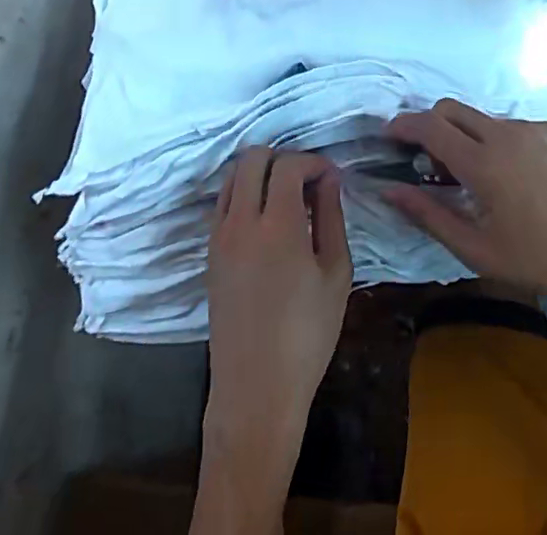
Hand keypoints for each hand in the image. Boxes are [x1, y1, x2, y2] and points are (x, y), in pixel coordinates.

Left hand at [195, 149, 351, 534]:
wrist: (256, 387)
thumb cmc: (308, 333)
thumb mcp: (336, 272)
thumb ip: (331, 217)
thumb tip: (329, 179)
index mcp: (277, 227)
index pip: (288, 165)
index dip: (314, 162)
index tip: (332, 178)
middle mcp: (240, 223)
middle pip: (252, 159)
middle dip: (284, 158)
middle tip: (310, 183)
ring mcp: (218, 237)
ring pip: (232, 176)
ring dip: (261, 173)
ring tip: (289, 198)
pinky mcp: (209, 253)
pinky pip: (223, 203)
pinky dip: (245, 194)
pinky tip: (269, 219)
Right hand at [385, 100, 546, 315]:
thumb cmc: (540, 259)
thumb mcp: (476, 249)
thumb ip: (428, 214)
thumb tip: (390, 190)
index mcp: (483, 162)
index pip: (429, 126)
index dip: (402, 125)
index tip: (388, 136)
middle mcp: (506, 133)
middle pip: (451, 108)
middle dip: (429, 125)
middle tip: (427, 162)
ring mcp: (533, 127)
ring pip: (482, 119)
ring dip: (466, 137)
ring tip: (475, 178)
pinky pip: (512, 127)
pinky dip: (498, 142)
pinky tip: (513, 178)